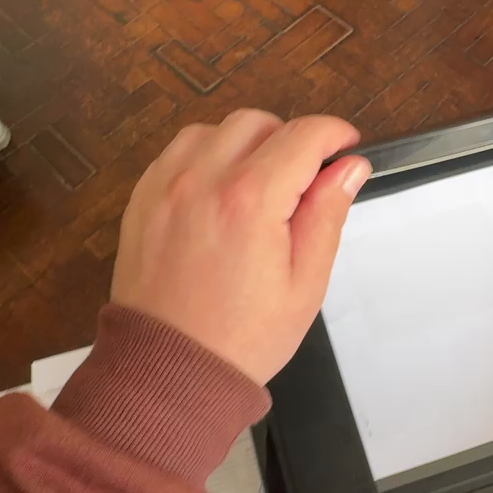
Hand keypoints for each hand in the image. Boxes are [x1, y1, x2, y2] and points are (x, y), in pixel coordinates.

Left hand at [113, 109, 370, 382]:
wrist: (169, 370)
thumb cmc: (240, 338)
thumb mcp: (305, 283)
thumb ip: (328, 214)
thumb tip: (349, 168)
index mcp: (249, 201)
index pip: (303, 136)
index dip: (335, 134)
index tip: (346, 146)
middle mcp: (202, 181)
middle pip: (258, 122)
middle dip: (291, 140)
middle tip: (304, 179)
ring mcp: (165, 186)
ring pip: (215, 129)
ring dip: (247, 144)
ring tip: (261, 187)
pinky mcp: (143, 198)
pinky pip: (180, 151)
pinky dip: (208, 157)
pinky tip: (222, 192)